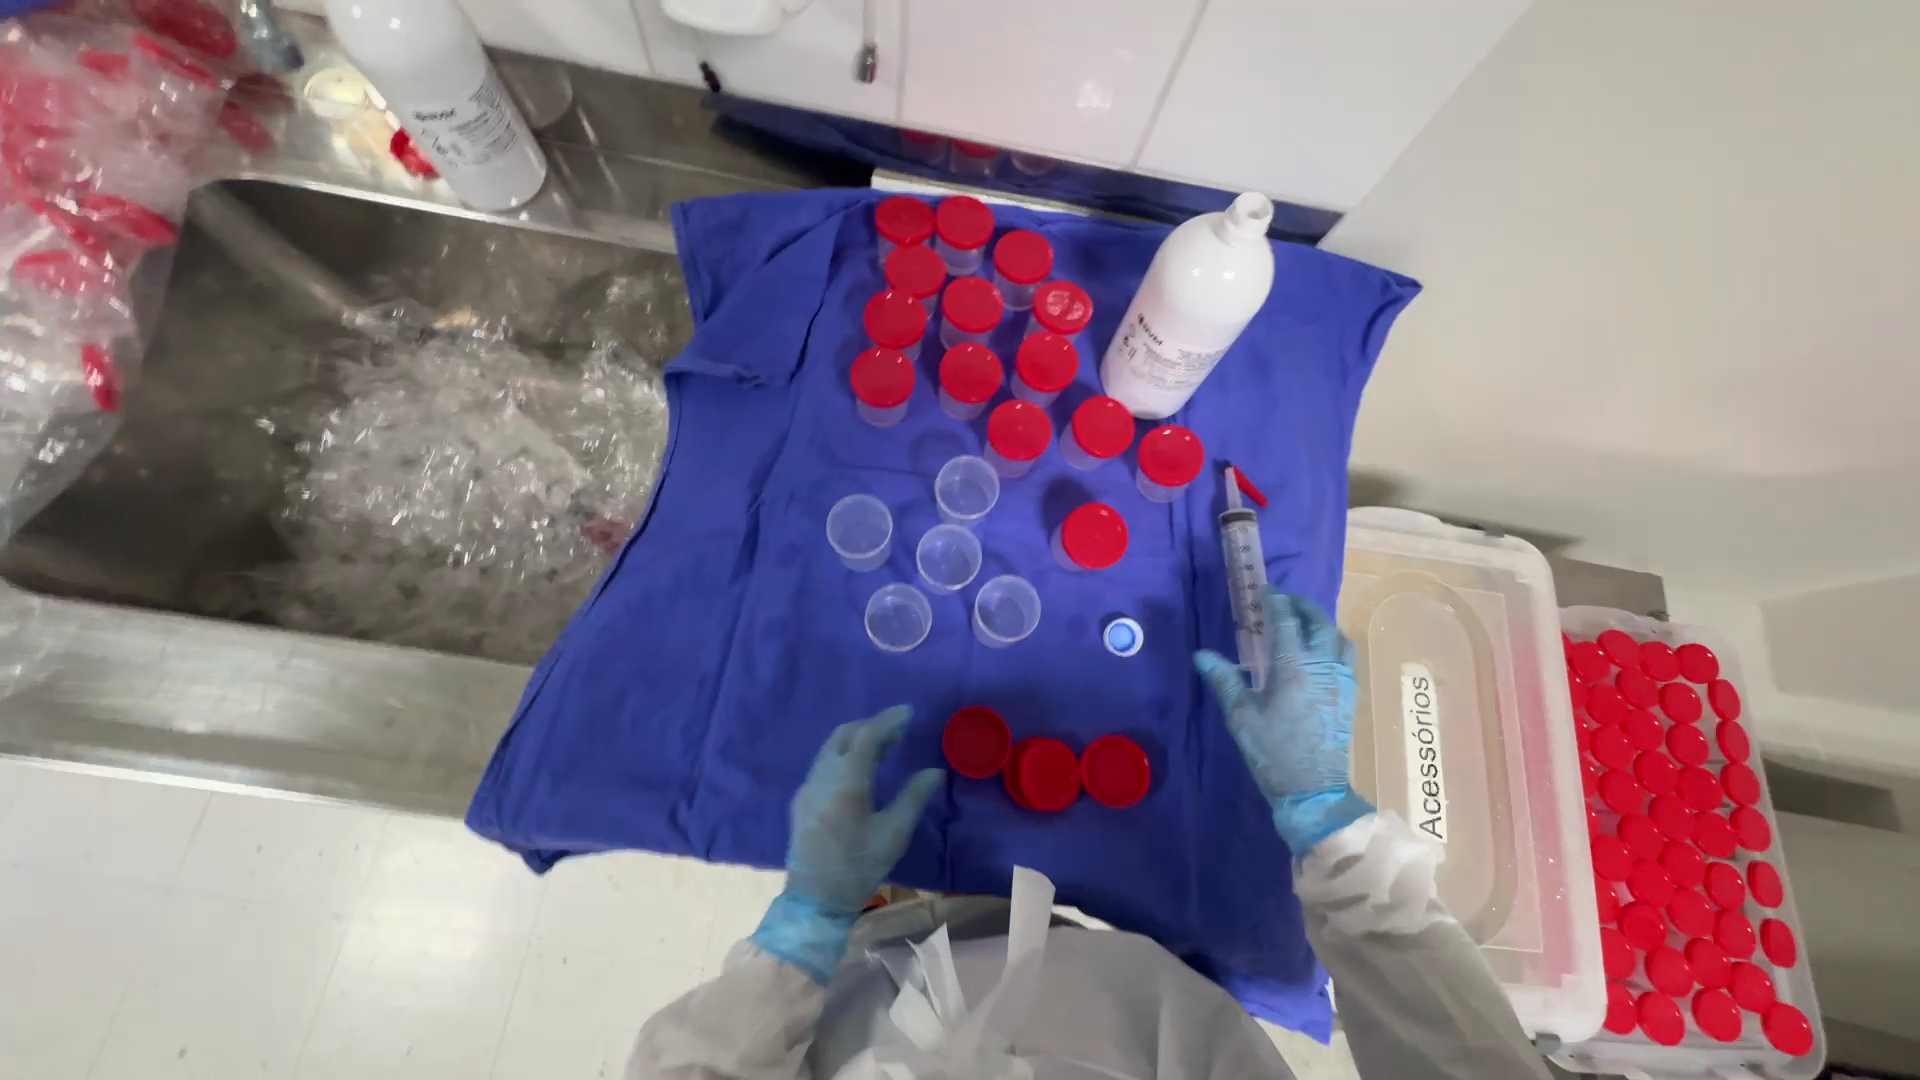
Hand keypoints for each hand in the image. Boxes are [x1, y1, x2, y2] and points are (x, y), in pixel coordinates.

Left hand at [749, 706, 942, 982]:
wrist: (813, 900)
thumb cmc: (858, 867)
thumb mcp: (893, 834)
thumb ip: (913, 797)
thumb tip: (934, 771)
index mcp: (845, 782)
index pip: (867, 736)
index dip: (888, 720)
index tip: (909, 713)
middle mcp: (822, 776)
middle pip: (845, 734)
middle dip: (872, 725)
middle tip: (899, 728)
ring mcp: (808, 786)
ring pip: (832, 747)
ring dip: (857, 738)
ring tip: (885, 745)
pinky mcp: (802, 799)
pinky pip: (824, 762)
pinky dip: (845, 754)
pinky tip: (861, 768)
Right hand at [1195, 589, 1373, 854]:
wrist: (1315, 789)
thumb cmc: (1273, 751)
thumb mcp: (1241, 716)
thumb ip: (1224, 680)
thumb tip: (1202, 655)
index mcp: (1293, 667)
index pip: (1286, 621)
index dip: (1275, 601)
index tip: (1264, 589)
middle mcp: (1322, 666)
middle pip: (1318, 622)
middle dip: (1301, 605)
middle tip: (1283, 600)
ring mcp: (1341, 680)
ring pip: (1337, 636)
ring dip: (1320, 621)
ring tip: (1302, 620)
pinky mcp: (1349, 694)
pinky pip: (1345, 654)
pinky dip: (1332, 640)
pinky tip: (1319, 650)